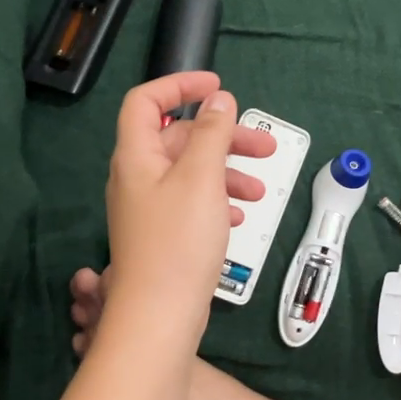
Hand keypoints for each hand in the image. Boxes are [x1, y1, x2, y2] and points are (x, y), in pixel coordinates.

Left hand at [103, 73, 274, 330]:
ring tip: (259, 191)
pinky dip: (217, 201)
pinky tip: (239, 216)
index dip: (179, 85)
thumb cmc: (179, 240)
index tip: (218, 86)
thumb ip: (212, 133)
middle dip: (223, 138)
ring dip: (226, 173)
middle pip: (179, 139)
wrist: (160, 313)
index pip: (146, 102)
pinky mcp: (162, 234)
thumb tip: (218, 98)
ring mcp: (148, 208)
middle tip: (264, 147)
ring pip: (190, 173)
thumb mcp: (201, 178)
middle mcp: (137, 177)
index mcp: (136, 156)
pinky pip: (191, 203)